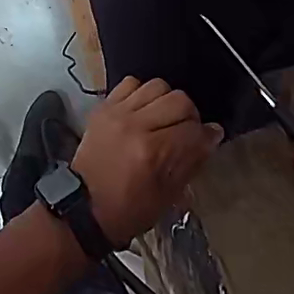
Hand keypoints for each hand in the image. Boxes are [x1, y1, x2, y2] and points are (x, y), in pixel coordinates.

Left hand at [71, 76, 223, 245]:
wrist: (82, 210)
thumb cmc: (128, 210)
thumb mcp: (168, 195)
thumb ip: (192, 161)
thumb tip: (212, 135)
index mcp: (152, 152)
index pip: (194, 130)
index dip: (207, 135)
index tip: (209, 139)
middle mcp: (135, 125)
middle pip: (179, 100)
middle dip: (191, 116)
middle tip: (187, 130)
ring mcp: (117, 113)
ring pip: (157, 86)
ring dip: (167, 102)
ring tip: (164, 118)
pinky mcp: (103, 108)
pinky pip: (130, 83)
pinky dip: (141, 93)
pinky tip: (142, 110)